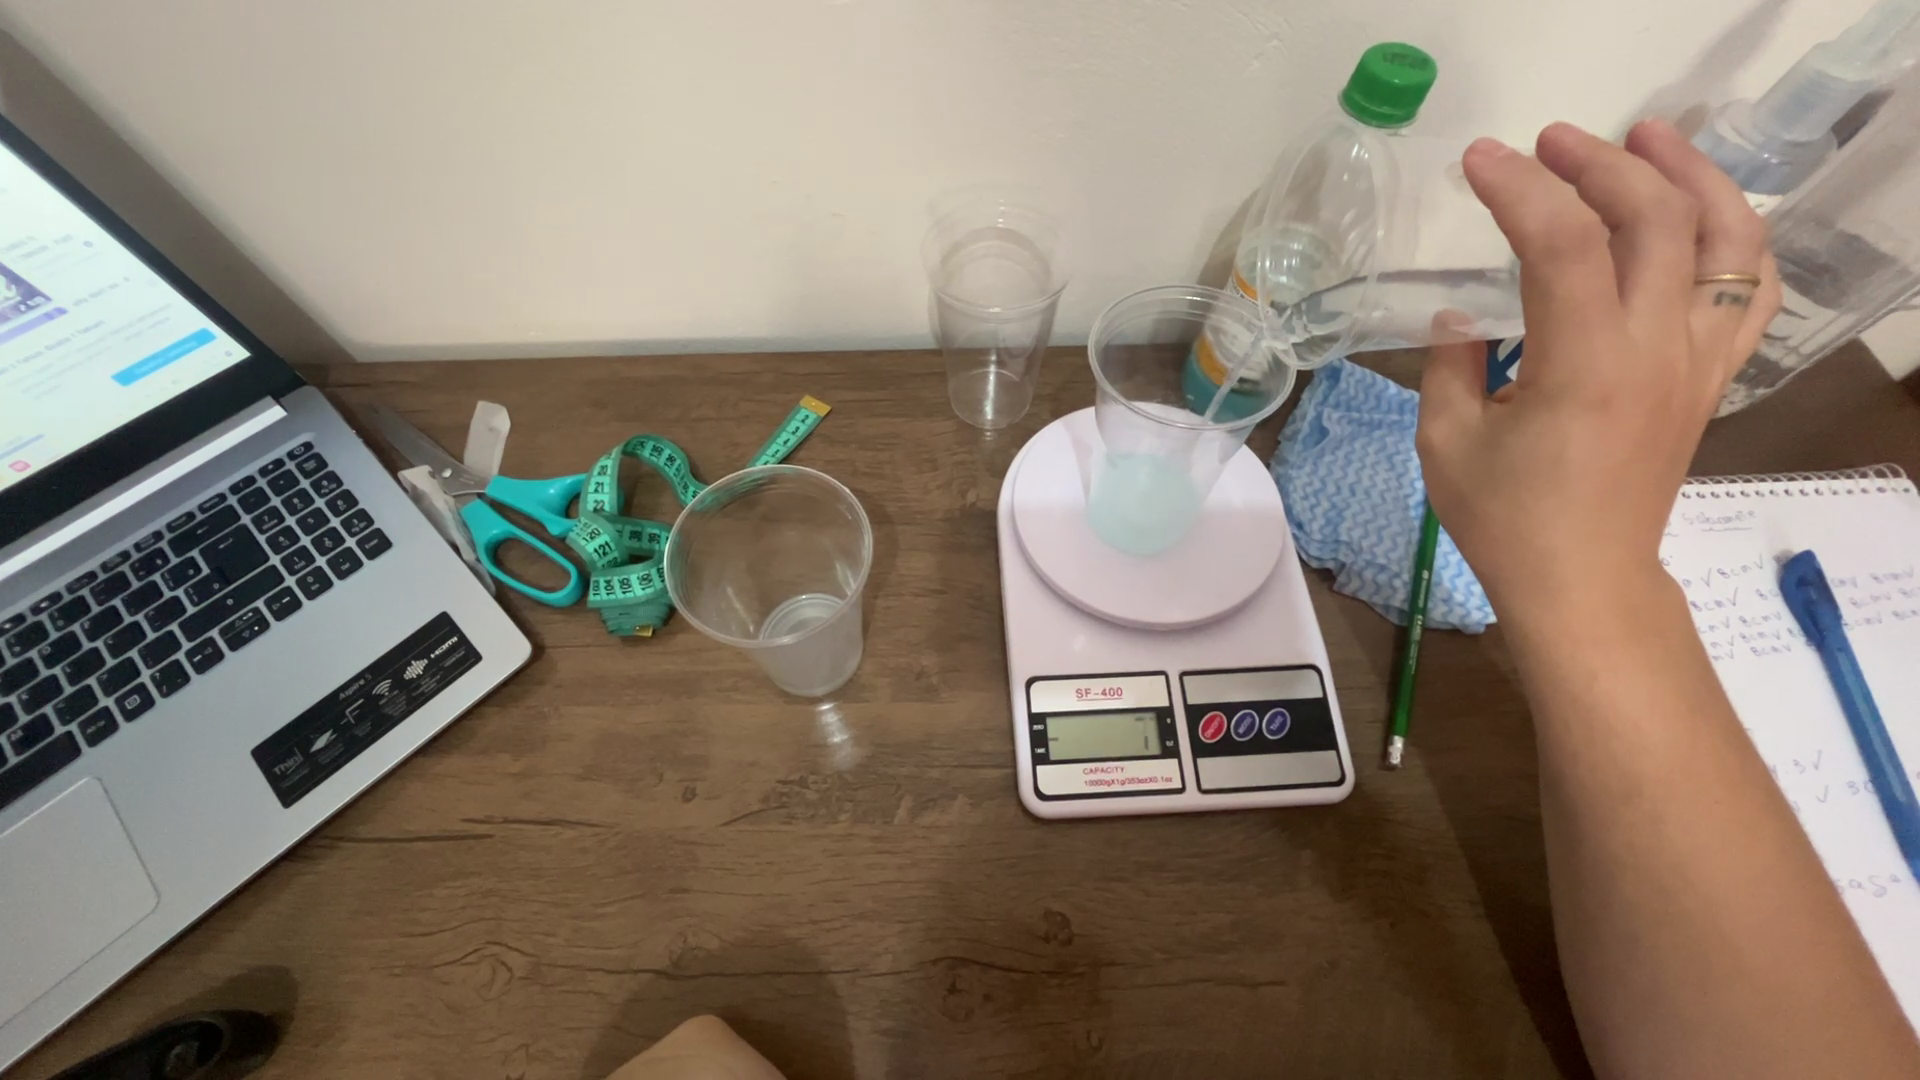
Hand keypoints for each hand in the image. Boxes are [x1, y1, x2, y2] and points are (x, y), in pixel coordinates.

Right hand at [1415, 118, 1780, 620]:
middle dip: (1598, 166)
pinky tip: (1703, 214)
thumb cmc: (1502, 517)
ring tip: (1646, 139)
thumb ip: (1451, 365)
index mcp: (1583, 364)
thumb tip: (1462, 312)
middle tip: (1546, 143)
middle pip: (1651, 222)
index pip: (1562, 247)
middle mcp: (1656, 348)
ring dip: (1687, 175)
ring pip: (1723, 238)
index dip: (1521, 191)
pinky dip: (1737, 235)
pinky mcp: (1709, 377)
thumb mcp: (1445, 441)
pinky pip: (1752, 288)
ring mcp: (1696, 360)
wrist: (1580, 576)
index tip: (1480, 161)